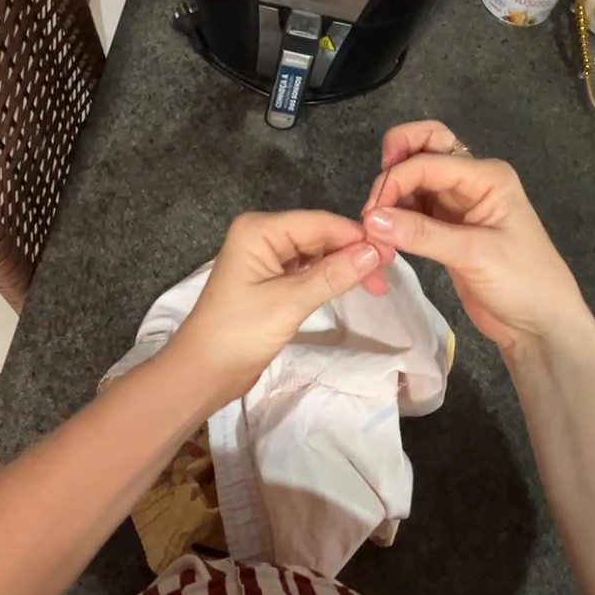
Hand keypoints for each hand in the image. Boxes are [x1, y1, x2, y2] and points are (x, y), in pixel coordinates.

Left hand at [169, 211, 381, 402]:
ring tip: (376, 284)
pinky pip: (307, 268)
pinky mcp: (270, 279)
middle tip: (386, 275)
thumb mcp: (289, 302)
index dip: (355, 235)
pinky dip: (328, 276)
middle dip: (352, 251)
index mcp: (259, 229)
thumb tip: (373, 252)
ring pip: (316, 251)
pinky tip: (351, 284)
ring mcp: (266, 257)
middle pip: (319, 234)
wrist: (203, 372)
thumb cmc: (239, 333)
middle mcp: (262, 234)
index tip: (390, 255)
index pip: (318, 222)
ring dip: (343, 265)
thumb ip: (333, 275)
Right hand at [360, 121, 590, 350]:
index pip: (428, 161)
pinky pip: (413, 207)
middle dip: (394, 160)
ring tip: (375, 229)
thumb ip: (422, 234)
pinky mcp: (445, 226)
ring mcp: (457, 202)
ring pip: (414, 177)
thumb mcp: (475, 255)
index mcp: (487, 176)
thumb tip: (372, 219)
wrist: (541, 326)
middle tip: (374, 196)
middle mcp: (471, 180)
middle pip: (425, 146)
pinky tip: (384, 237)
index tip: (371, 214)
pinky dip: (395, 216)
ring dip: (391, 194)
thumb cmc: (523, 283)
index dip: (396, 180)